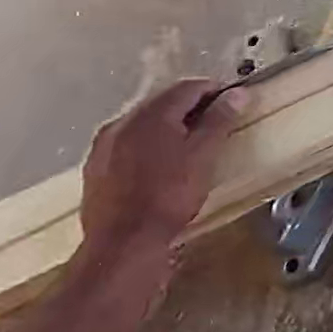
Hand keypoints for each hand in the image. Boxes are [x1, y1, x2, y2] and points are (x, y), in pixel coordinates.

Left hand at [78, 80, 251, 256]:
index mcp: (152, 113)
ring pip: (143, 123)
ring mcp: (105, 144)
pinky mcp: (95, 168)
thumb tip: (237, 93)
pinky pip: (127, 143)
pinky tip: (159, 164)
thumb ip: (219, 120)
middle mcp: (124, 121)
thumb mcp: (204, 156)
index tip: (233, 101)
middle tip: (215, 122)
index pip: (188, 87)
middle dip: (191, 106)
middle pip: (164, 101)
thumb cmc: (170, 196)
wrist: (123, 244)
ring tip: (190, 144)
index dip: (214, 90)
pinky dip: (148, 144)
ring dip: (168, 125)